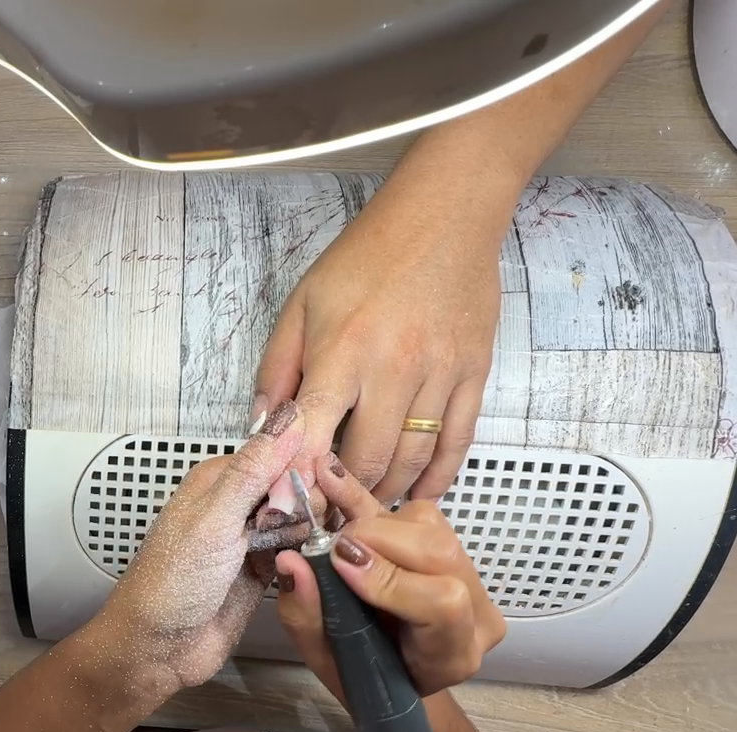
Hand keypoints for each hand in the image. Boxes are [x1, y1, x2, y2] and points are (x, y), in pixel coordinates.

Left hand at [86, 401, 306, 691]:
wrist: (157, 648)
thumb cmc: (172, 581)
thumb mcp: (215, 518)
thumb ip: (253, 470)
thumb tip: (288, 416)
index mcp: (218, 481)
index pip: (277, 455)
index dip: (298, 472)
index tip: (303, 496)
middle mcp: (234, 506)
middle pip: (293, 488)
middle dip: (303, 507)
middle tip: (286, 536)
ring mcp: (248, 541)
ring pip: (298, 521)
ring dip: (306, 534)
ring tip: (293, 555)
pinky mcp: (261, 573)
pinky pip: (296, 554)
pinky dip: (303, 558)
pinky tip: (304, 568)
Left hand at [254, 183, 504, 503]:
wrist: (445, 213)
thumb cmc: (365, 259)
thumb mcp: (301, 306)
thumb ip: (277, 369)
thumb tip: (262, 424)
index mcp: (341, 354)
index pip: (313, 436)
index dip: (298, 480)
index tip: (289, 507)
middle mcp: (392, 370)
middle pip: (366, 460)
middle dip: (343, 496)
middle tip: (327, 513)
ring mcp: (439, 374)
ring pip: (412, 459)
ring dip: (385, 492)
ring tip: (363, 507)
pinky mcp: (473, 374)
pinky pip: (457, 441)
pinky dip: (436, 477)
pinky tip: (417, 494)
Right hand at [274, 455, 504, 696]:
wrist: (393, 675)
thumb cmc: (359, 677)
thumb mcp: (321, 659)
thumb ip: (306, 615)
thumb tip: (289, 560)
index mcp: (451, 655)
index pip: (441, 602)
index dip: (388, 577)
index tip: (337, 561)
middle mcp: (477, 615)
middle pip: (438, 551)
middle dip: (377, 538)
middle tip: (330, 544)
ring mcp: (474, 578)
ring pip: (431, 526)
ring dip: (375, 524)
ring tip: (338, 538)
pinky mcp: (454, 549)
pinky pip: (420, 514)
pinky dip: (371, 500)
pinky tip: (332, 476)